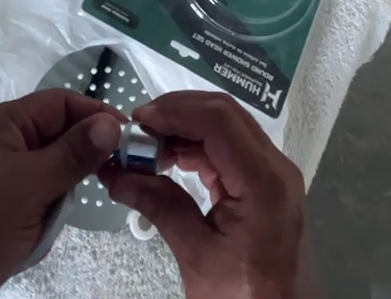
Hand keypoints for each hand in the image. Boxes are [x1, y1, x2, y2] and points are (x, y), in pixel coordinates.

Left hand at [0, 89, 121, 297]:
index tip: (127, 139)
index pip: (60, 103)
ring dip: (55, 195)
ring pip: (45, 172)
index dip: (94, 115)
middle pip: (54, 136)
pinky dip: (39, 214)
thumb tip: (113, 121)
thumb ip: (73, 153)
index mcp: (2, 122)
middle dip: (75, 162)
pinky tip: (33, 234)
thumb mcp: (30, 187)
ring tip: (48, 221)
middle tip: (100, 184)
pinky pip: (29, 197)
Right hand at [100, 91, 315, 298]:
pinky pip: (230, 146)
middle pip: (224, 114)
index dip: (176, 111)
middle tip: (138, 129)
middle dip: (178, 112)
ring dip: (185, 126)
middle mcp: (275, 165)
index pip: (219, 121)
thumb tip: (116, 175)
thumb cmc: (244, 298)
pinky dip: (197, 145)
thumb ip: (160, 207)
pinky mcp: (265, 181)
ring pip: (227, 125)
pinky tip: (170, 158)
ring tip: (148, 146)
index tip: (138, 120)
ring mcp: (273, 172)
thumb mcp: (197, 257)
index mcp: (263, 182)